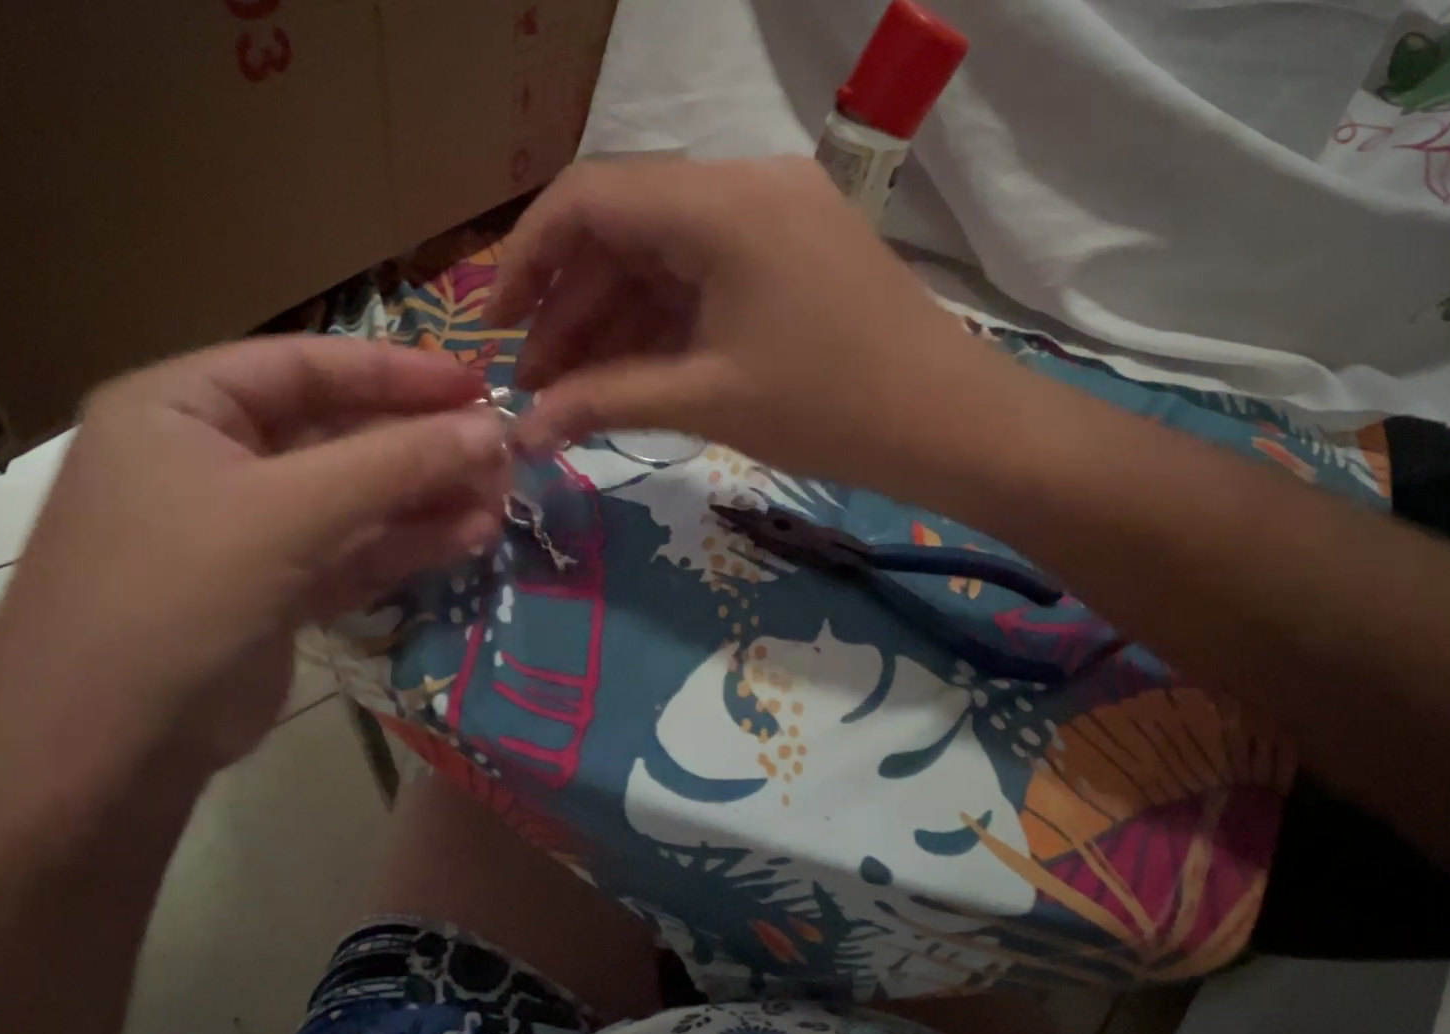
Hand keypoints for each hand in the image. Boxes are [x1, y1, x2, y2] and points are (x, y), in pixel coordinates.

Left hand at [0, 337, 507, 771]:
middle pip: (337, 430)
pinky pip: (351, 548)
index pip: (307, 364)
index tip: (479, 385)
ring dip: (425, 497)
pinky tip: (469, 538)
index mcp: (181, 406)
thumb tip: (494, 428)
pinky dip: (407, 543)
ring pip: (353, 495)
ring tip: (499, 501)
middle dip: (421, 444)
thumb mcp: (289, 513)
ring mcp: (243, 527)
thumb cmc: (174, 598)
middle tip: (502, 452)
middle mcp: (209, 456)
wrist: (102, 756)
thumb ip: (396, 463)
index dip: (399, 371)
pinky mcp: (272, 587)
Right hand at [489, 157, 993, 486]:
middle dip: (569, 307)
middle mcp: (743, 184)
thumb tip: (520, 433)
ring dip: (612, 319)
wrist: (956, 426)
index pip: (588, 197)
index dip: (525, 260)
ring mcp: (772, 212)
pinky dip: (661, 320)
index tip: (493, 328)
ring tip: (572, 391)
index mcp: (721, 203)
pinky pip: (703, 272)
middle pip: (622, 229)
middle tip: (535, 384)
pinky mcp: (791, 247)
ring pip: (660, 255)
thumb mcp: (705, 401)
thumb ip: (601, 403)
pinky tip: (629, 373)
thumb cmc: (832, 409)